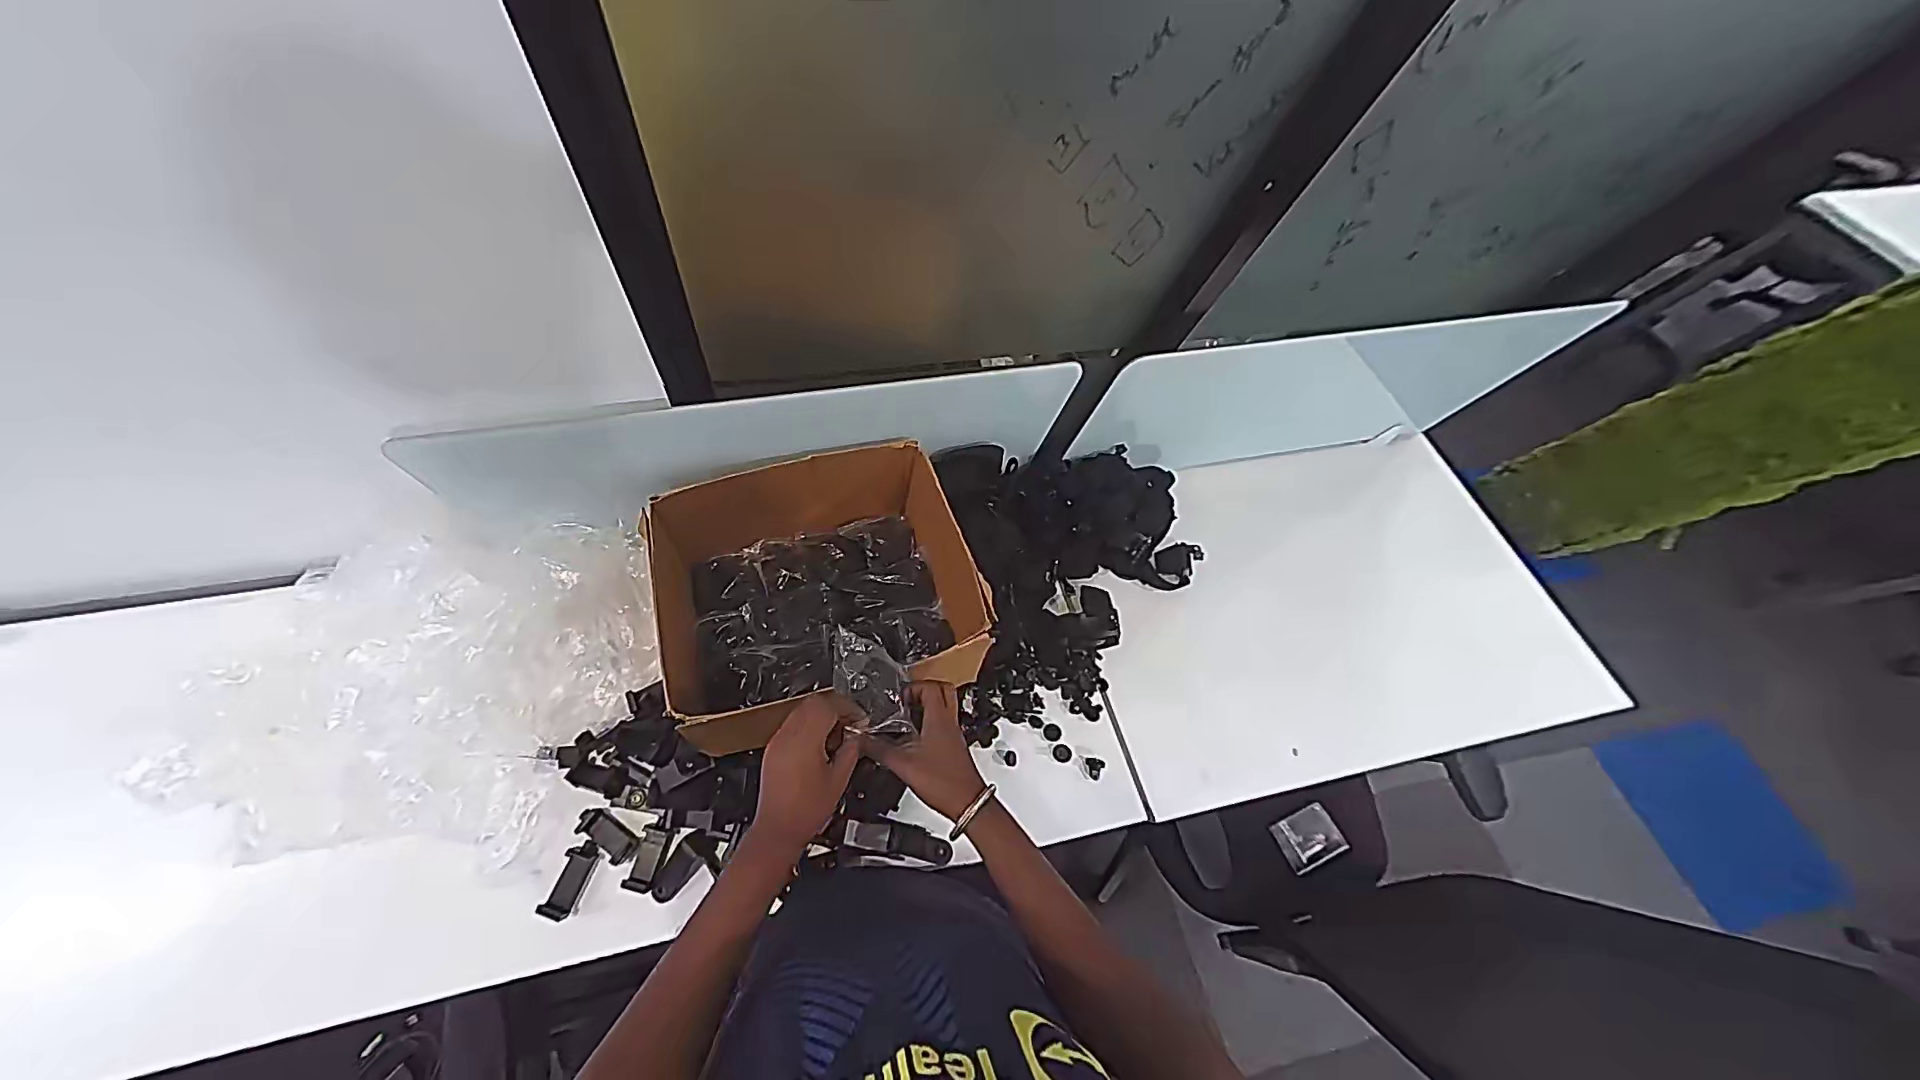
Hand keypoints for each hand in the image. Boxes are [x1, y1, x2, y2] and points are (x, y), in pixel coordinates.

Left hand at [750, 693, 861, 856]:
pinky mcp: (773, 749)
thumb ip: (851, 751)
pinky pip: (792, 724)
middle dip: (835, 708)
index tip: (859, 718)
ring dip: (821, 716)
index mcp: (805, 740)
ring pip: (802, 710)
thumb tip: (857, 737)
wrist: (778, 830)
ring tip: (836, 735)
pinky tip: (820, 745)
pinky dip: (809, 726)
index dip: (847, 708)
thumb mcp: (839, 779)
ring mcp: (777, 741)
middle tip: (850, 722)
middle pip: (813, 702)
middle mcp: (788, 736)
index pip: (827, 705)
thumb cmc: (805, 811)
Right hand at [871, 682, 988, 821]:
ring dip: (925, 708)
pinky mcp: (953, 747)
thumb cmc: (944, 782)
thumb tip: (861, 740)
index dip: (913, 687)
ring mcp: (953, 735)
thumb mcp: (903, 764)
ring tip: (906, 718)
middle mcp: (949, 723)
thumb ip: (879, 749)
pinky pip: (942, 726)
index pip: (930, 687)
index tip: (899, 697)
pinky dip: (928, 725)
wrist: (966, 803)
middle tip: (906, 700)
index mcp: (939, 719)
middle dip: (922, 691)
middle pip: (943, 691)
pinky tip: (914, 740)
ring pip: (943, 709)